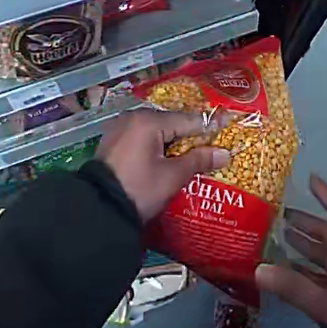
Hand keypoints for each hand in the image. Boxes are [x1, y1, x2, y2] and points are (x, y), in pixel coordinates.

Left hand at [96, 109, 229, 221]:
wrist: (99, 209)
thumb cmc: (139, 190)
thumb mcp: (172, 176)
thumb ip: (198, 160)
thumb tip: (225, 153)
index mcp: (148, 121)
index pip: (186, 120)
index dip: (209, 126)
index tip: (228, 126)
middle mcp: (133, 117)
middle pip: (170, 123)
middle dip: (190, 135)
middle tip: (212, 145)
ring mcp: (120, 128)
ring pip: (156, 130)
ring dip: (173, 141)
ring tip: (194, 153)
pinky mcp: (114, 141)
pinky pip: (142, 137)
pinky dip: (157, 145)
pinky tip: (169, 158)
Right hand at [256, 175, 326, 327]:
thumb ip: (293, 288)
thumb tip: (257, 269)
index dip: (326, 196)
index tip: (309, 177)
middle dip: (304, 223)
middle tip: (274, 212)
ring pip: (322, 256)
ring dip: (301, 246)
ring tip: (273, 235)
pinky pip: (320, 277)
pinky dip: (302, 271)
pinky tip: (281, 271)